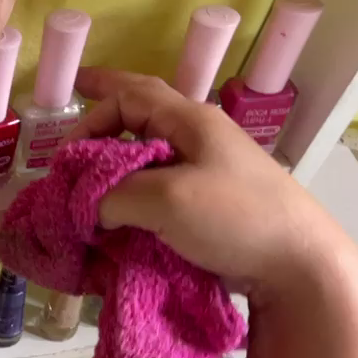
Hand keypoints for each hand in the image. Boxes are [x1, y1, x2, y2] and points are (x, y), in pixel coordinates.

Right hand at [68, 69, 355, 297]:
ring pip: (142, 159)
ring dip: (109, 171)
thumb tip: (85, 206)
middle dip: (98, 130)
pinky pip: (153, 192)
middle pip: (136, 120)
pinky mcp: (204, 205)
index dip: (91, 113)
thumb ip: (112, 195)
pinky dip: (125, 200)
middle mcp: (196, 139)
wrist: (294, 263)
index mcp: (190, 121)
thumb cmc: (236, 217)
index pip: (130, 95)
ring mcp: (202, 173)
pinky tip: (112, 220)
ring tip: (83, 195)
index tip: (63, 155)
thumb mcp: (165, 200)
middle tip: (68, 156)